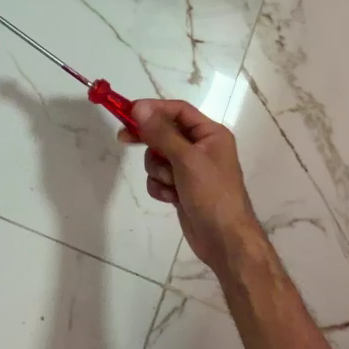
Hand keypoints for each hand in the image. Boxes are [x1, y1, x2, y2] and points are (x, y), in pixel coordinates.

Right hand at [123, 100, 264, 273]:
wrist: (224, 241)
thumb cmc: (211, 194)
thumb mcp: (186, 159)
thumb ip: (162, 133)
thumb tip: (140, 107)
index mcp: (210, 134)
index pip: (178, 111)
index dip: (153, 109)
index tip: (128, 112)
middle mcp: (201, 147)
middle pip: (165, 132)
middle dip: (150, 141)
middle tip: (123, 138)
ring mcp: (191, 169)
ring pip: (159, 157)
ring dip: (158, 170)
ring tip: (171, 184)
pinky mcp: (182, 188)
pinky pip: (160, 178)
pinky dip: (161, 186)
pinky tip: (171, 198)